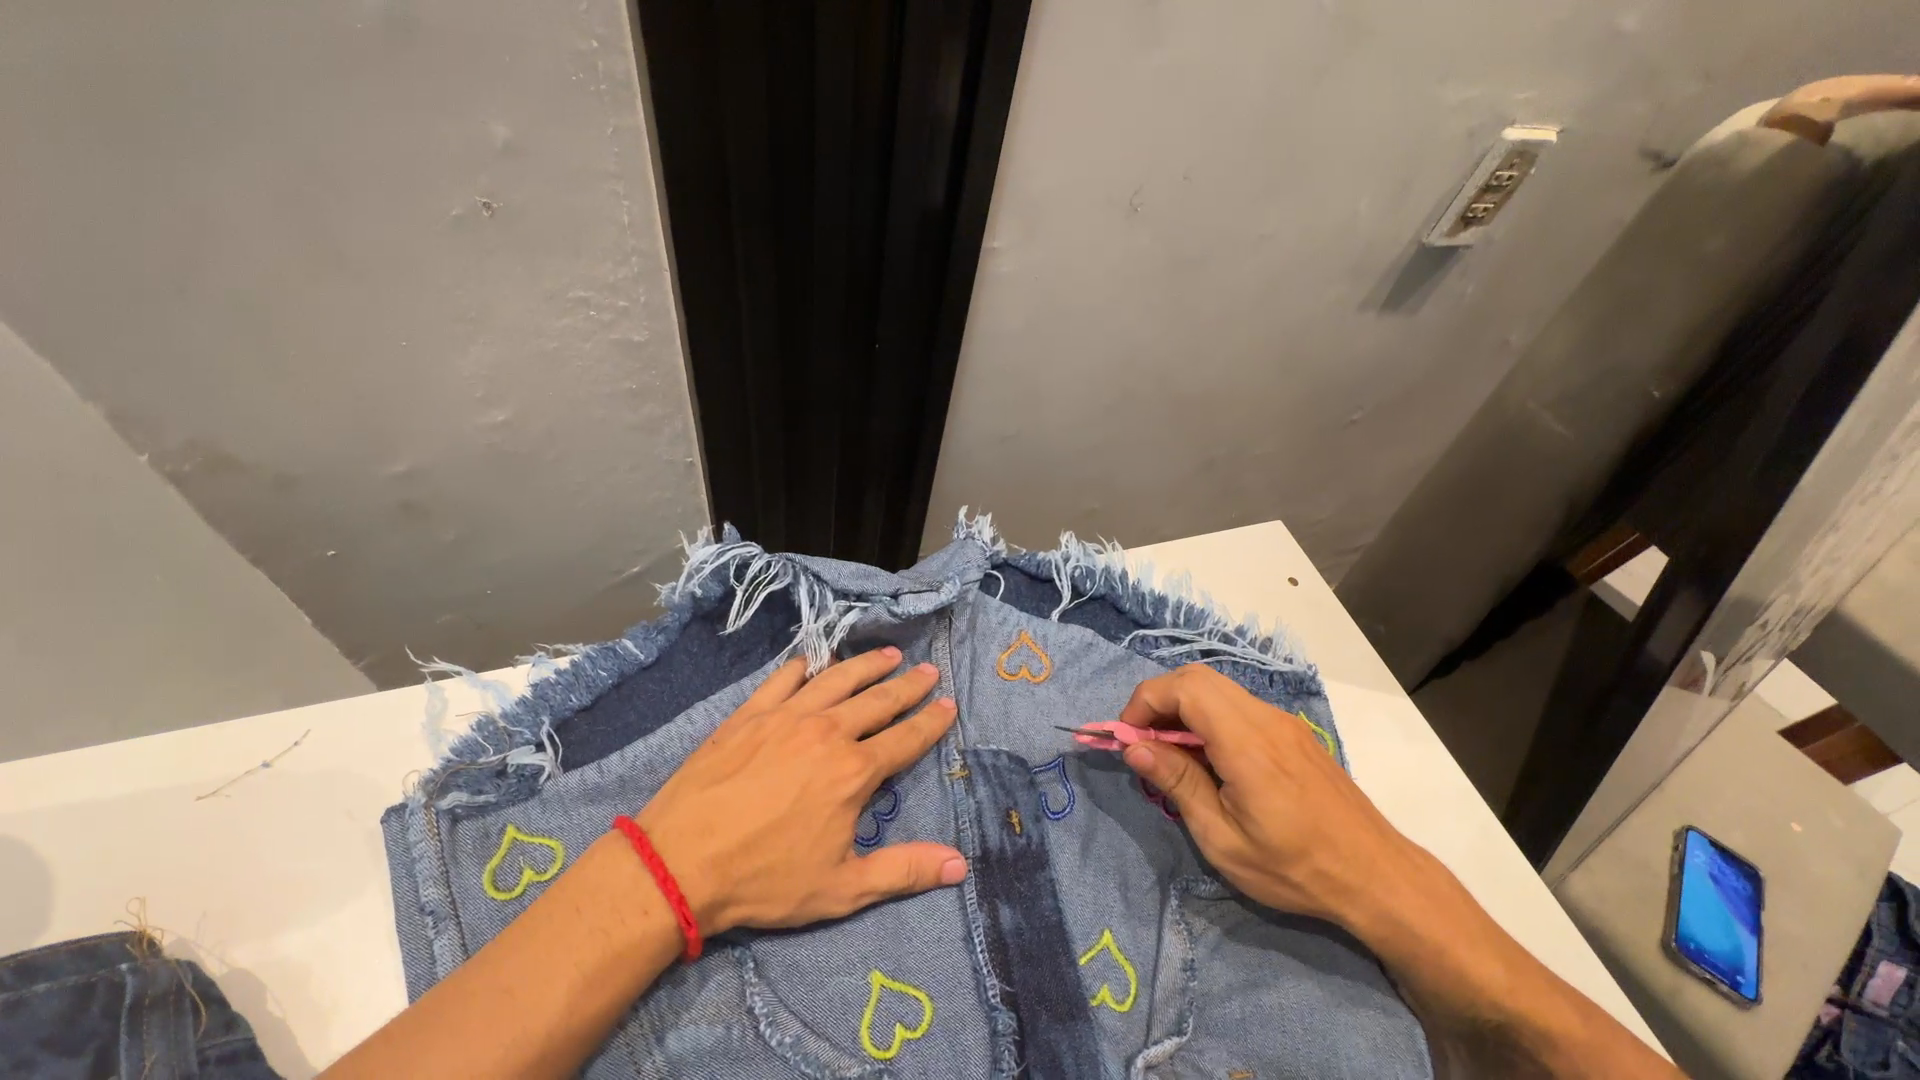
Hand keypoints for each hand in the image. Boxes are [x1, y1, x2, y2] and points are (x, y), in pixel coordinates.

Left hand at [635, 648, 965, 935]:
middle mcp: (826, 733)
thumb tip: (961, 865)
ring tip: (888, 655)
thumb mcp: (842, 889)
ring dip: (866, 665)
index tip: (949, 704)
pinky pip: (783, 679)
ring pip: (836, 680)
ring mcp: (784, 718)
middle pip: (877, 700)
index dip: (931, 722)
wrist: (678, 863)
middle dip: (907, 685)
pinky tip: (814, 662)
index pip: (905, 739)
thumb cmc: (764, 880)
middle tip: (928, 670)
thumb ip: (904, 871)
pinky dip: (805, 667)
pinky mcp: (748, 715)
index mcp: (853, 772)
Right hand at [1115, 665, 1423, 926]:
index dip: (1144, 703)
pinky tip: (1208, 762)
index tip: (1127, 740)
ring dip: (1184, 710)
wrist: (1375, 877)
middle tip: (1143, 744)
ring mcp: (1283, 724)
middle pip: (1198, 679)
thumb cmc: (1293, 867)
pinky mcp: (1293, 735)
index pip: (1183, 688)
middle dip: (1160, 701)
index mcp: (1245, 742)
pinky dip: (1210, 720)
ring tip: (1171, 757)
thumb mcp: (1222, 838)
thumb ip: (1178, 783)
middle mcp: (1265, 719)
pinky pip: (1240, 709)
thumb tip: (1135, 747)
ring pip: (1220, 691)